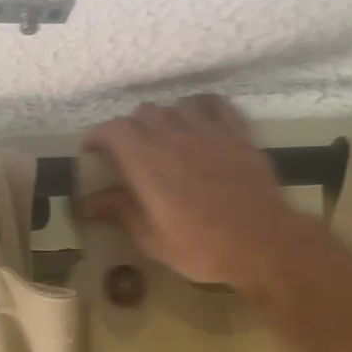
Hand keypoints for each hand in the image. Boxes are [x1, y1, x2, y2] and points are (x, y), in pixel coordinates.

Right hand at [79, 95, 293, 285]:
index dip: (96, 137)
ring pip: (175, 106)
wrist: (262, 242)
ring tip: (163, 139)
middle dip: (128, 129)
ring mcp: (208, 131)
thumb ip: (121, 212)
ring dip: (163, 119)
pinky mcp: (237, 133)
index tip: (91, 153)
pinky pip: (214, 104)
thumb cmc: (201, 248)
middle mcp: (173, 137)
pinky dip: (199, 108)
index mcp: (146, 163)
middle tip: (127, 153)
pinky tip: (197, 122)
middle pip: (142, 114)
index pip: (112, 130)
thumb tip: (89, 203)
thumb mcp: (152, 240)